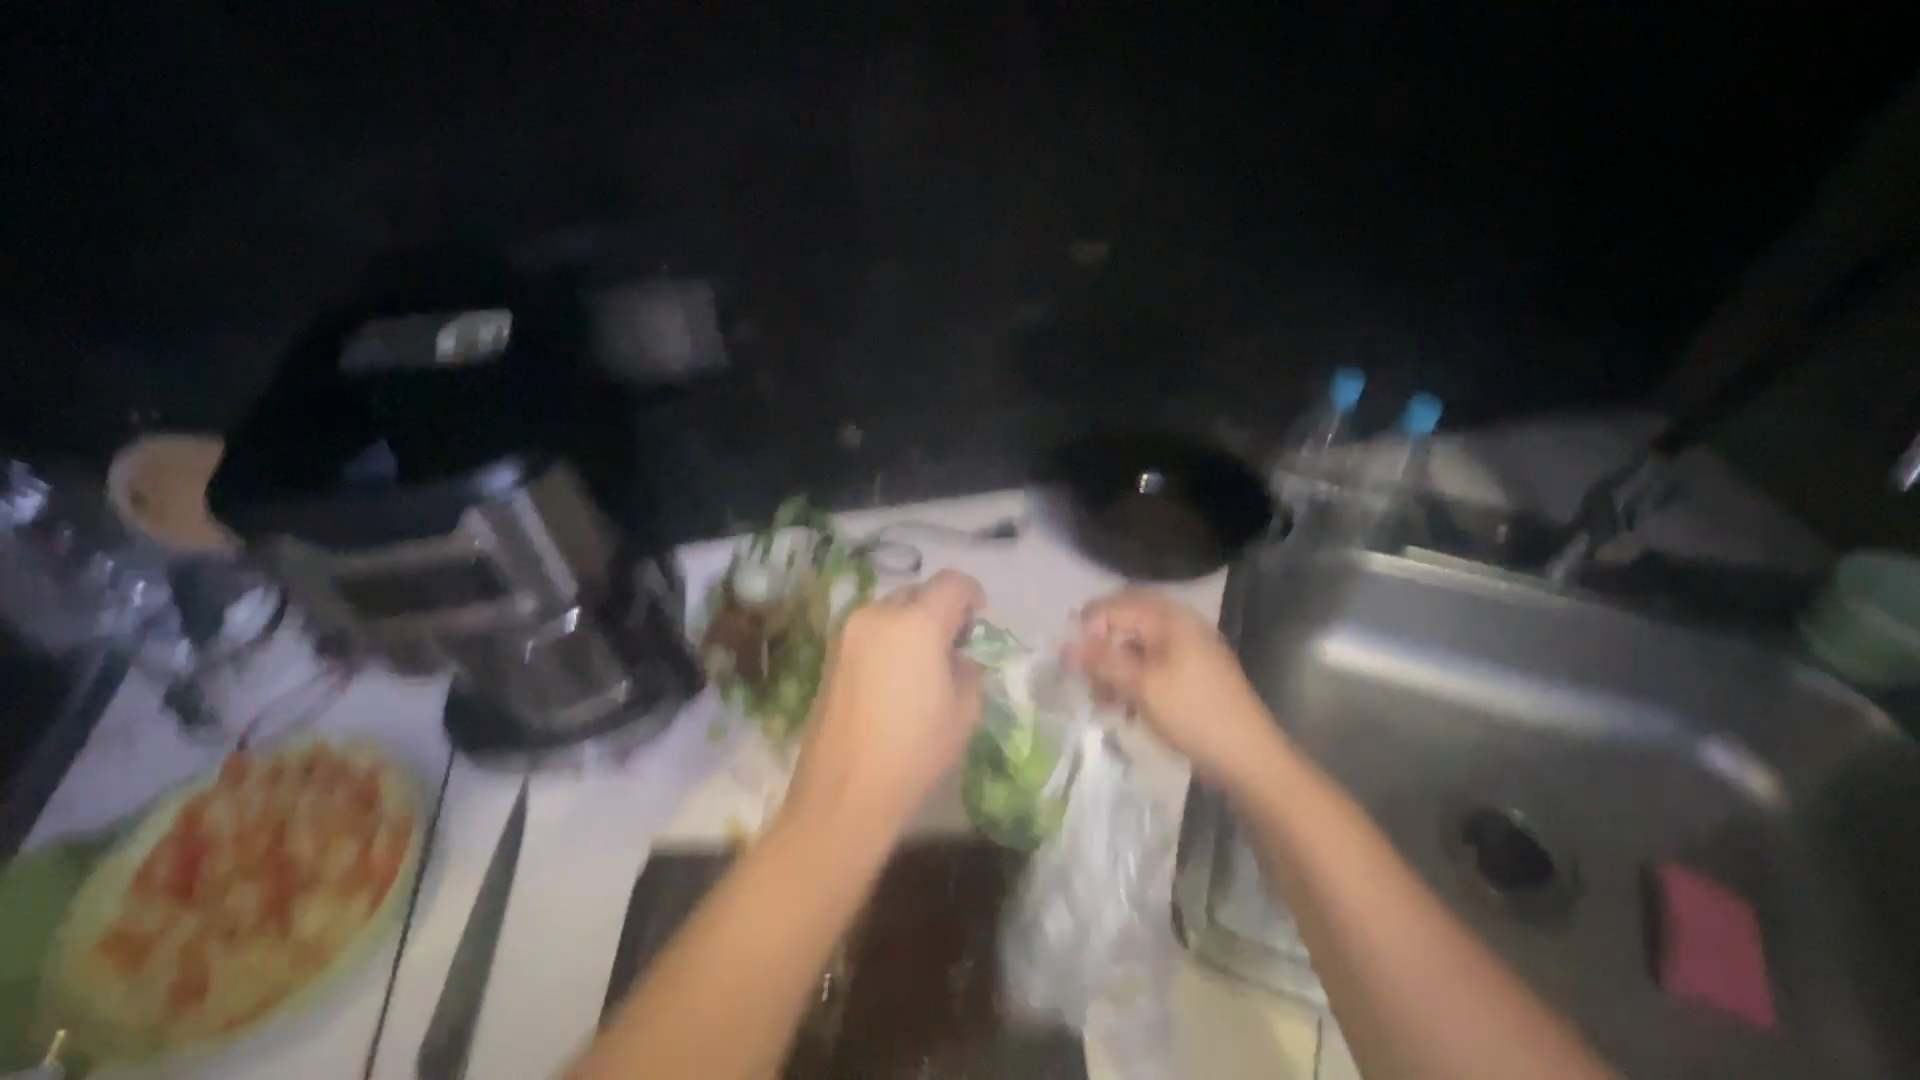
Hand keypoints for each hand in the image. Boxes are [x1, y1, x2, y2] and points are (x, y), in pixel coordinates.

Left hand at [783, 570, 985, 840]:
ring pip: (889, 611)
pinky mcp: (830, 656)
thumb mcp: (964, 710)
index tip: (979, 622)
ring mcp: (848, 634)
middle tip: (954, 646)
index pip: (952, 583)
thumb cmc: (915, 751)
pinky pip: (869, 633)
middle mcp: (877, 615)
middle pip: (917, 593)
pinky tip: (895, 680)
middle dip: (940, 610)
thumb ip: (969, 669)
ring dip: (911, 625)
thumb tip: (958, 657)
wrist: (846, 790)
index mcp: (917, 623)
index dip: (972, 595)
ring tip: (923, 666)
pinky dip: (888, 642)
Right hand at [1066, 589, 1278, 785]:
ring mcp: (1190, 650)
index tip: (1069, 659)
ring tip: (1102, 700)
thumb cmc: (1192, 712)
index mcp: (1170, 618)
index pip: (1116, 605)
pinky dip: (1134, 681)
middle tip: (1083, 677)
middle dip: (1101, 648)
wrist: (1247, 755)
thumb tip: (1065, 645)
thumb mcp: (1141, 685)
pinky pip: (1153, 667)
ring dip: (1115, 669)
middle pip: (1127, 624)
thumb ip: (1102, 661)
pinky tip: (1125, 708)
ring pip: (1138, 648)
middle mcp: (1181, 625)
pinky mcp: (1193, 675)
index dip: (1088, 626)